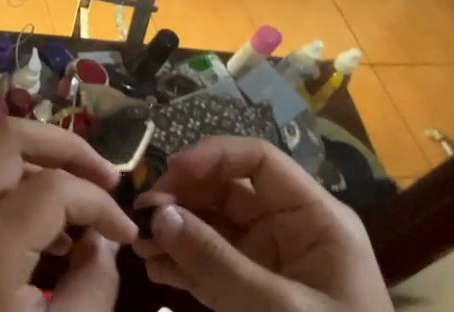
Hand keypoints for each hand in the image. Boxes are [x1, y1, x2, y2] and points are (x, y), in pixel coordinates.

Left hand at [0, 119, 137, 311]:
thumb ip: (93, 284)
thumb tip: (103, 238)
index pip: (55, 187)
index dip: (100, 203)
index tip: (128, 234)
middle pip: (12, 137)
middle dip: (65, 146)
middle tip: (107, 177)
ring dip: (45, 162)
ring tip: (87, 201)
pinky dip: (26, 183)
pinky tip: (56, 227)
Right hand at [132, 137, 392, 311]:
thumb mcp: (277, 310)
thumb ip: (216, 262)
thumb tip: (158, 214)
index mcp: (314, 218)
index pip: (258, 161)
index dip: (211, 157)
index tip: (168, 175)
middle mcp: (290, 228)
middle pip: (227, 190)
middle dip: (182, 199)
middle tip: (142, 218)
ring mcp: (271, 260)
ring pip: (213, 225)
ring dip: (175, 232)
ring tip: (140, 247)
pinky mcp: (256, 291)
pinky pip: (213, 262)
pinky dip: (183, 262)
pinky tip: (155, 268)